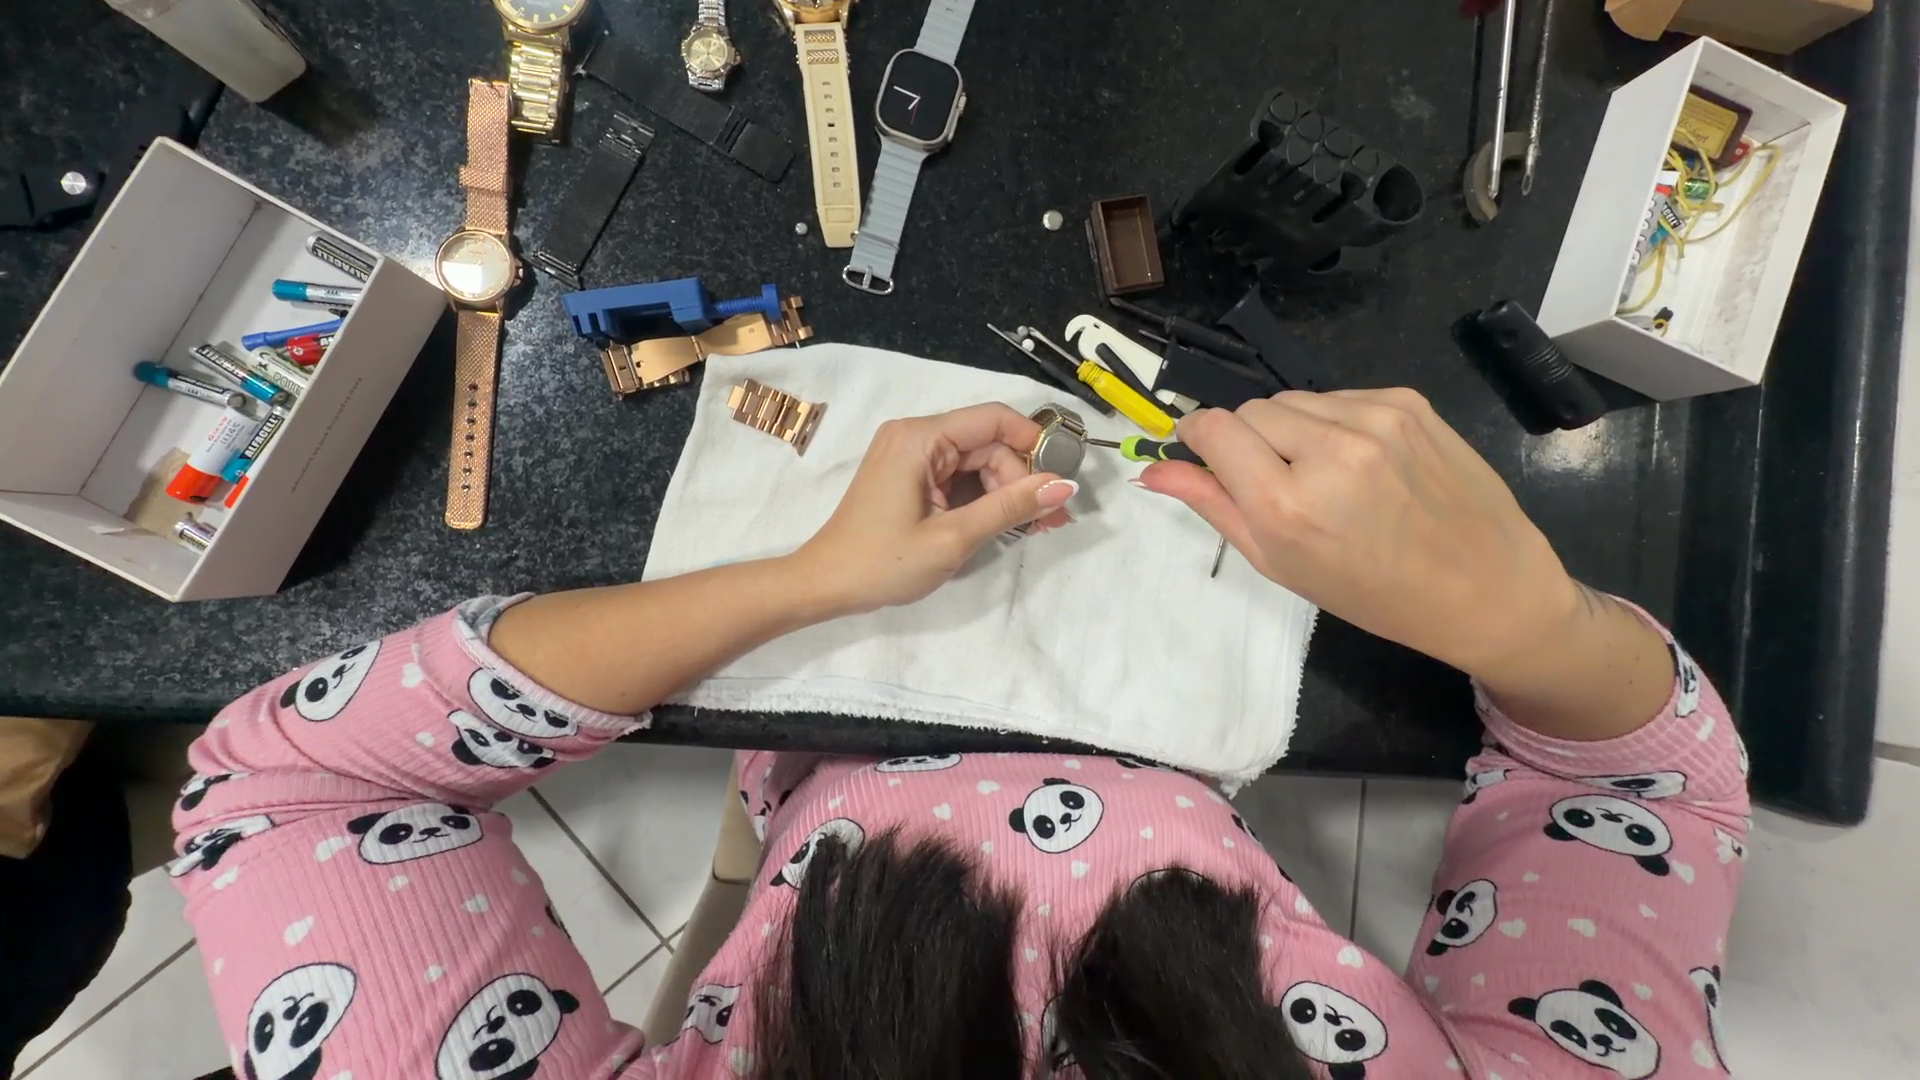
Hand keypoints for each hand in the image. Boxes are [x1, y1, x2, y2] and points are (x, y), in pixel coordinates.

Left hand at [794, 404, 1077, 614]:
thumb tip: (1066, 486)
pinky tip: (1003, 523)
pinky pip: (958, 476)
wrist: (825, 585)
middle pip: (987, 443)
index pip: (993, 420)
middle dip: (1021, 479)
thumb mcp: (953, 538)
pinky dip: (982, 498)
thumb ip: (1010, 507)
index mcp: (919, 438)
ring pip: (976, 462)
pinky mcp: (908, 475)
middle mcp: (914, 435)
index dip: (1033, 445)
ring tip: (1033, 528)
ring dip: (1005, 492)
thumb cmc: (883, 563)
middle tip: (1050, 521)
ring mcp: (909, 455)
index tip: (1060, 481)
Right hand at [1137, 389, 1579, 679]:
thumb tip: (1150, 470)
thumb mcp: (1277, 561)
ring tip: (1320, 473)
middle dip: (1245, 439)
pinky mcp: (1408, 401)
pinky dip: (1330, 423)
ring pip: (1290, 400)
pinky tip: (1358, 461)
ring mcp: (1374, 418)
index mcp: (1287, 503)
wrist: (1484, 587)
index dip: (1196, 437)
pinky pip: (1336, 397)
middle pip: (1247, 410)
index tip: (1204, 455)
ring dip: (1287, 429)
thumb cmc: (1369, 592)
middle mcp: (1328, 449)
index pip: (1212, 428)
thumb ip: (1211, 505)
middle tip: (1273, 482)